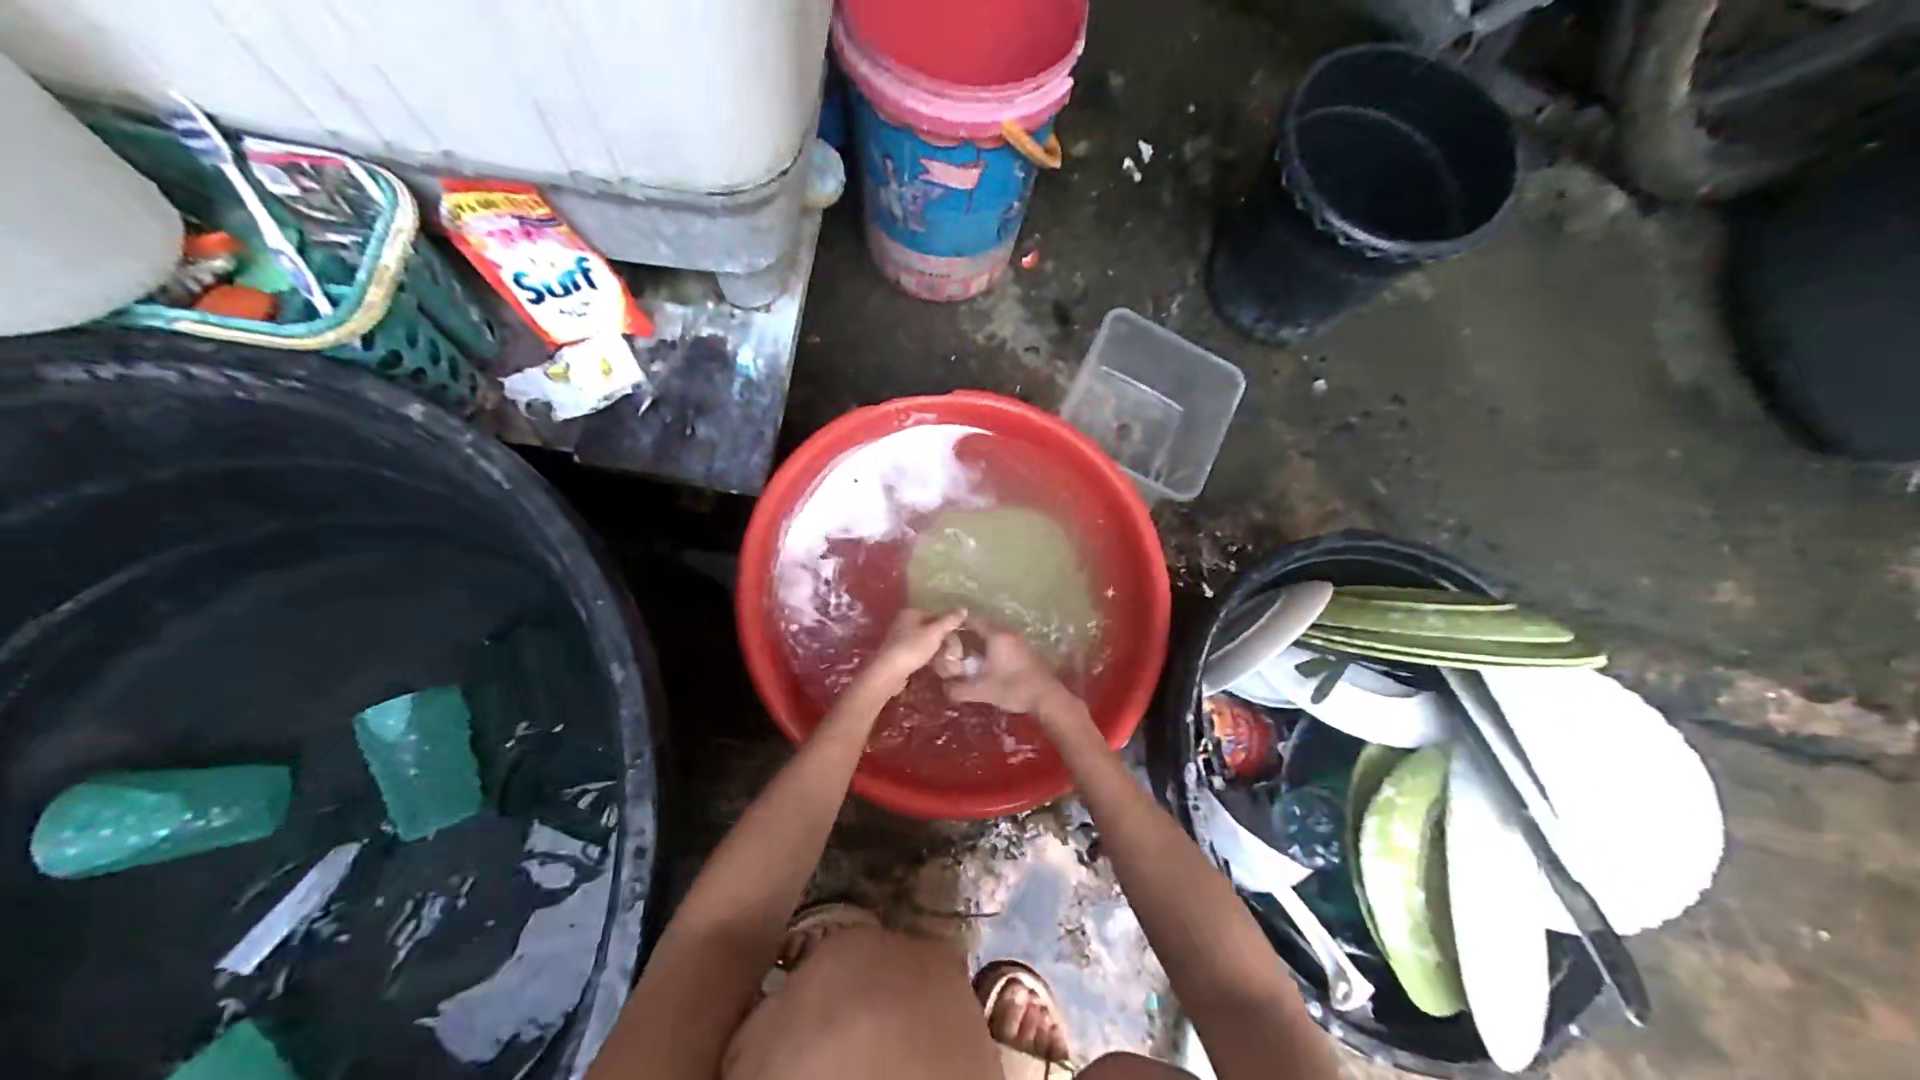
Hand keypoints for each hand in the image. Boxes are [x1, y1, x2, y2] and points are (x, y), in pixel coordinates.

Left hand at [857, 608, 968, 695]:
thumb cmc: (912, 648)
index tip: (956, 641)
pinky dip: (924, 658)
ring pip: (922, 642)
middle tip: (952, 653)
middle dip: (941, 640)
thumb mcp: (935, 632)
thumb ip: (950, 620)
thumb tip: (964, 608)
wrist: (888, 672)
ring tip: (944, 662)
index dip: (947, 627)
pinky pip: (915, 653)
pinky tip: (930, 666)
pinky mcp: (896, 654)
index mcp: (909, 613)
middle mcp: (901, 623)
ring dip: (934, 651)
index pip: (935, 615)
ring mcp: (897, 639)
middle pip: (928, 629)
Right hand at [942, 628, 1076, 717]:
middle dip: (969, 632)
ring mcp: (1020, 640)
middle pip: (985, 624)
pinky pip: (1005, 640)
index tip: (947, 634)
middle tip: (955, 644)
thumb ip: (959, 689)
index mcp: (997, 636)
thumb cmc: (1013, 689)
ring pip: (996, 632)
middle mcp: (1009, 632)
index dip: (959, 625)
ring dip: (983, 638)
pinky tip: (988, 660)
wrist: (1047, 697)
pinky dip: (994, 645)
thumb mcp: (982, 691)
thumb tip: (945, 688)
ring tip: (969, 652)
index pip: (974, 620)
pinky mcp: (1026, 649)